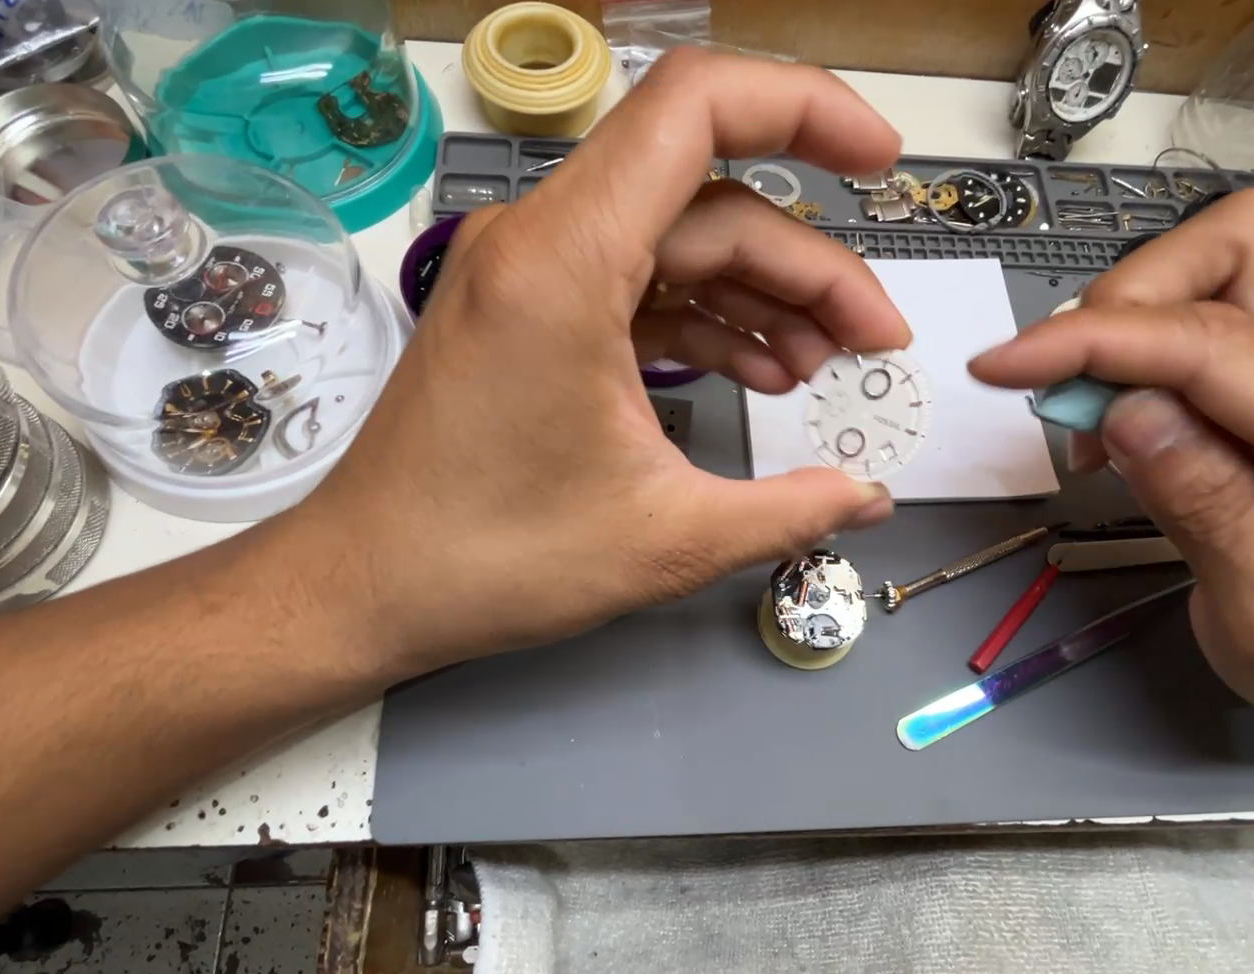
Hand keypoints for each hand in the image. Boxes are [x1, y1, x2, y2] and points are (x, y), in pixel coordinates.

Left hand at [260, 50, 906, 682]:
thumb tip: (866, 497)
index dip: (807, 109)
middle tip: (870, 342)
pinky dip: (706, 320)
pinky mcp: (531, 317)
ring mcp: (530, 278)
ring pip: (680, 243)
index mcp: (565, 265)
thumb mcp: (666, 540)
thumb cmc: (487, 559)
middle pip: (712, 200)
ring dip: (761, 295)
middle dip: (808, 266)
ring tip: (822, 367)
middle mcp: (539, 244)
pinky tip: (757, 371)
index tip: (879, 160)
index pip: (696, 107)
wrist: (373, 585)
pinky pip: (639, 288)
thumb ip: (789, 513)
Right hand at [970, 190, 1253, 736]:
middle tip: (1061, 390)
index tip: (1000, 367)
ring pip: (1223, 261)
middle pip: (1241, 247)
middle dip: (1124, 301)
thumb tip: (1125, 411)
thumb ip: (1209, 512)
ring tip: (1086, 418)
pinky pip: (1212, 311)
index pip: (1222, 348)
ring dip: (1128, 320)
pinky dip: (1141, 346)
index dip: (1100, 342)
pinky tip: (1119, 423)